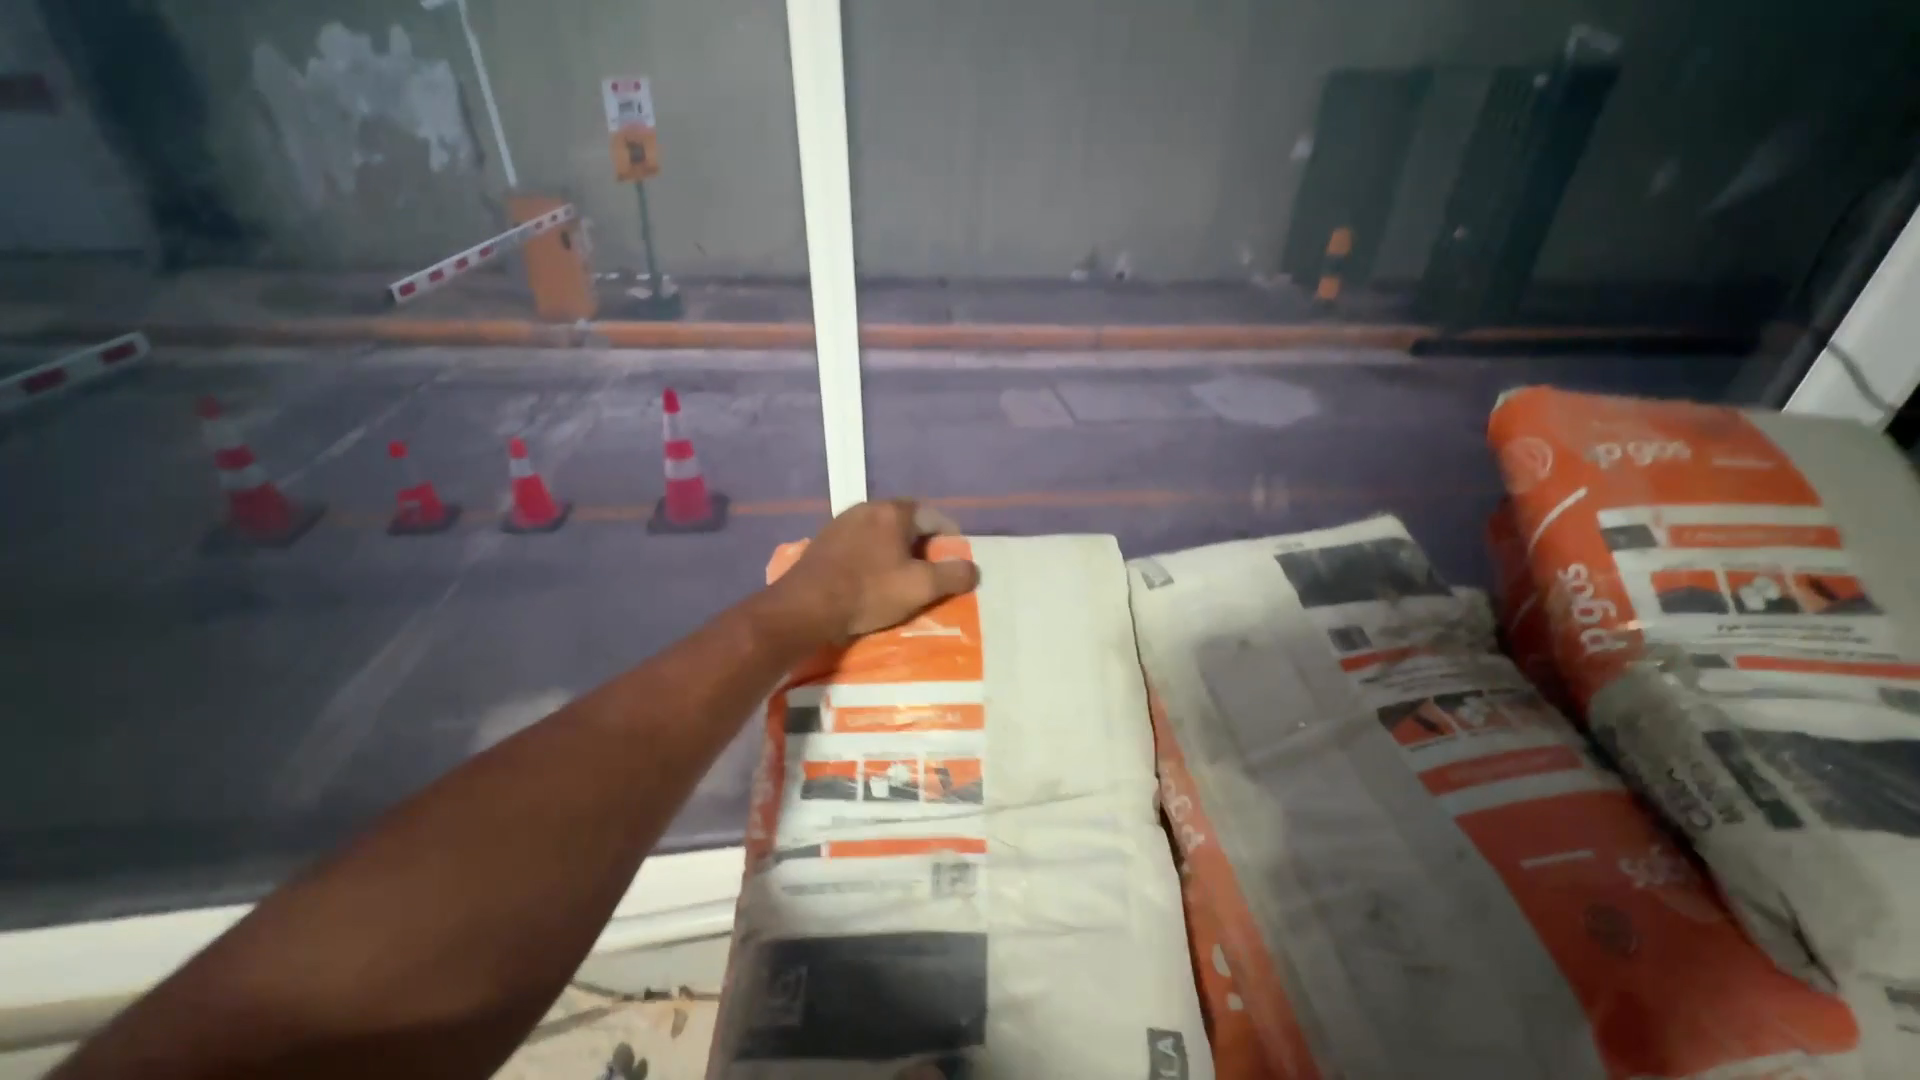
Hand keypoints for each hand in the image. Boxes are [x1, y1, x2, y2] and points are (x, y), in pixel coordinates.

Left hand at [768, 499, 980, 644]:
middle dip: (923, 545)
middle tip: (931, 572)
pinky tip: (871, 579)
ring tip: (902, 577)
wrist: (806, 606)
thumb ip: (953, 575)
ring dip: (896, 551)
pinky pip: (860, 544)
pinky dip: (873, 557)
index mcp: (894, 511)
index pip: (935, 517)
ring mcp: (842, 522)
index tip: (956, 562)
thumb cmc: (869, 592)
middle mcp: (867, 507)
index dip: (951, 539)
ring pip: (881, 533)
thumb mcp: (921, 587)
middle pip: (907, 522)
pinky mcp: (824, 541)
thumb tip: (973, 568)